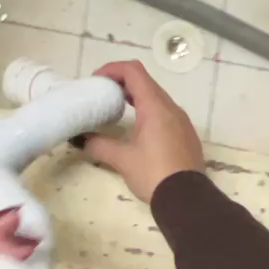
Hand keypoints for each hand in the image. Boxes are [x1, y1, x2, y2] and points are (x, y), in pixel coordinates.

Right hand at [82, 60, 205, 202]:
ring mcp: (182, 121)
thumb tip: (82, 140)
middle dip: (122, 84)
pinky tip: (138, 131)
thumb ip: (99, 145)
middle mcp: (172, 108)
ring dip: (136, 99)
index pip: (133, 71)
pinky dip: (149, 113)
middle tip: (103, 96)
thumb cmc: (153, 174)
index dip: (112, 69)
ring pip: (157, 99)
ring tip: (117, 113)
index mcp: (156, 106)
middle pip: (145, 82)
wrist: (187, 199)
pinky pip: (166, 114)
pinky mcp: (187, 136)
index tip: (96, 82)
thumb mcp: (121, 159)